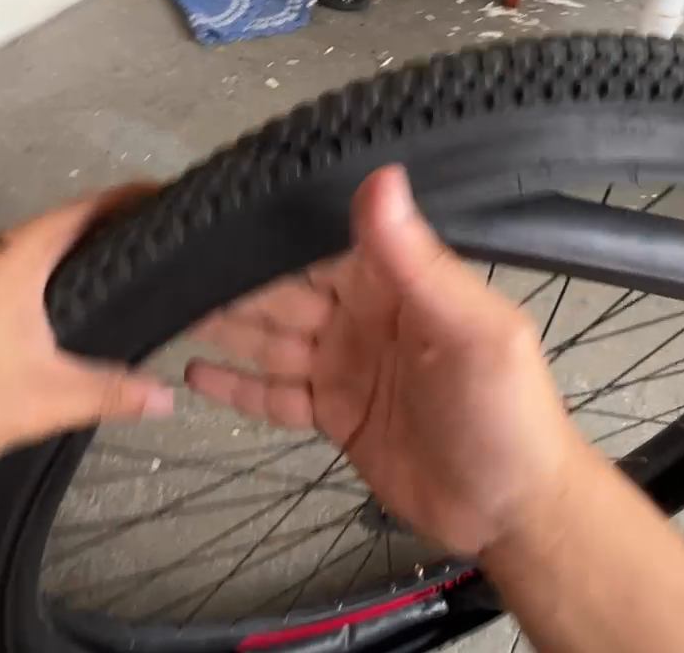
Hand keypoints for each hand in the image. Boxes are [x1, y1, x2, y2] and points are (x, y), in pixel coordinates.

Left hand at [0, 186, 174, 487]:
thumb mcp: (42, 401)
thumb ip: (110, 393)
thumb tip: (168, 399)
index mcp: (15, 257)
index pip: (87, 207)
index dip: (132, 198)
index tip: (170, 200)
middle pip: (61, 223)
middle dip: (111, 227)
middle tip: (158, 245)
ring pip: (33, 249)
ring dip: (75, 253)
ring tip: (121, 276)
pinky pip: (10, 270)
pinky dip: (46, 275)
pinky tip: (60, 310)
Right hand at [184, 166, 586, 555]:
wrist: (512, 509)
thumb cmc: (505, 411)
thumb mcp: (469, 330)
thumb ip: (418, 258)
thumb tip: (382, 175)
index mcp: (390, 282)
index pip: (317, 244)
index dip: (269, 229)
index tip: (216, 212)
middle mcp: (359, 314)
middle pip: (281, 292)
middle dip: (231, 279)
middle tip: (170, 264)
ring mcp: (342, 364)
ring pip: (269, 338)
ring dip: (225, 325)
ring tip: (171, 306)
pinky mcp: (332, 412)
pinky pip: (276, 394)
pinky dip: (238, 385)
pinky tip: (195, 371)